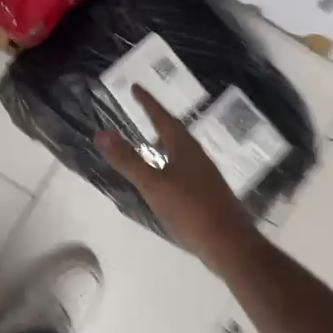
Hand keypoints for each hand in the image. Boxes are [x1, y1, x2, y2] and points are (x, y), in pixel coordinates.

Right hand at [97, 87, 254, 260]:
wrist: (231, 245)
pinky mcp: (209, 194)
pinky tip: (165, 178)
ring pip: (181, 151)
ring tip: (151, 143)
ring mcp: (206, 176)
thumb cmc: (191, 210)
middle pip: (175, 132)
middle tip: (143, 111)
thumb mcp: (153, 185)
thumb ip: (128, 160)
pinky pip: (185, 168)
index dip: (148, 102)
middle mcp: (197, 156)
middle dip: (158, 120)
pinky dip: (170, 163)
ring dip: (165, 143)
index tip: (136, 87)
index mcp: (184, 148)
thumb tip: (101, 133)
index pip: (163, 118)